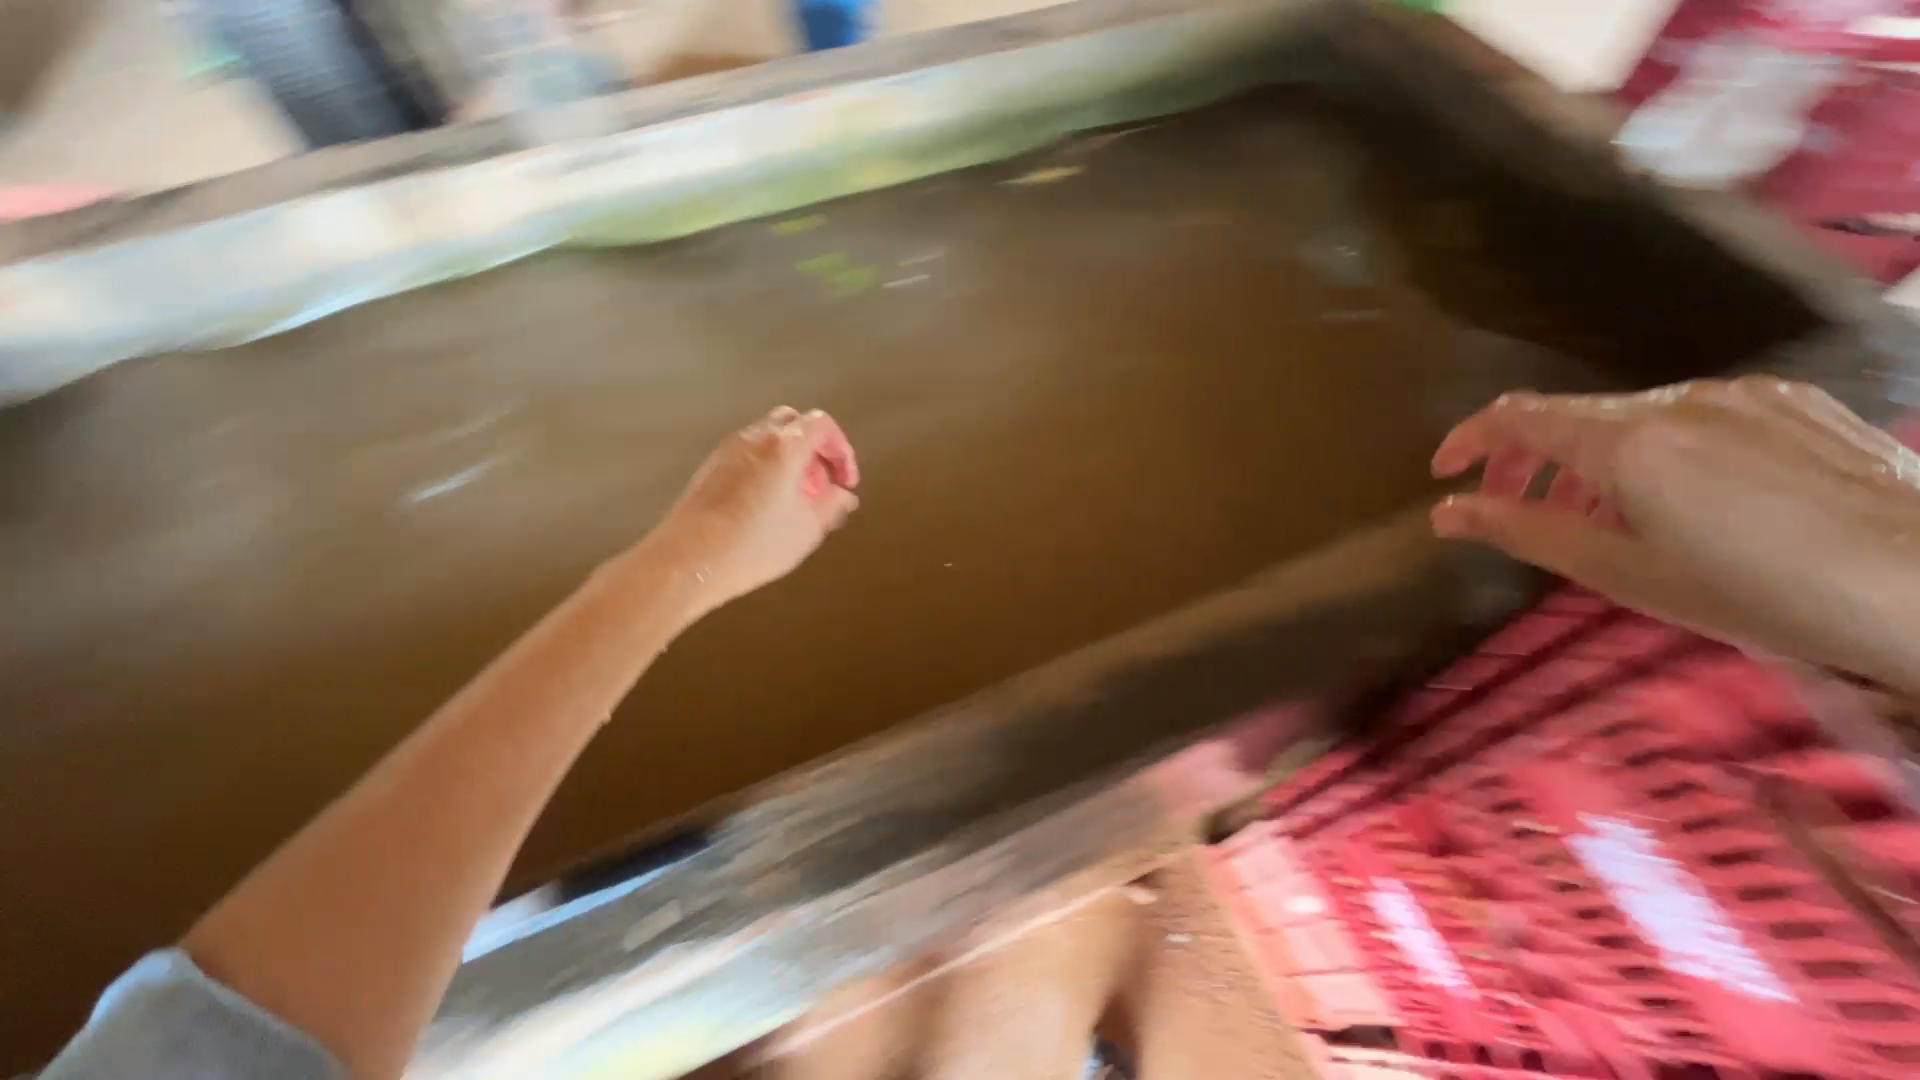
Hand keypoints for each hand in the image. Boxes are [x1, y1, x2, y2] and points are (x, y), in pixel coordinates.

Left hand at [649, 406, 859, 612]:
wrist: (687, 561)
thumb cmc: (754, 545)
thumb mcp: (807, 529)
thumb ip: (832, 505)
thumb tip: (843, 494)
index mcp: (785, 446)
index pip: (823, 425)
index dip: (842, 450)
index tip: (845, 483)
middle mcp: (755, 437)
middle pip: (794, 423)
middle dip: (814, 449)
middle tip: (821, 484)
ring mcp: (727, 450)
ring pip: (768, 437)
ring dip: (789, 459)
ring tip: (794, 499)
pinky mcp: (709, 467)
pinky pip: (748, 454)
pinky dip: (766, 467)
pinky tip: (766, 505)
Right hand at [1431, 377, 1919, 691]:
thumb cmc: (1758, 593)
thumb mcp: (1622, 572)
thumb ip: (1524, 532)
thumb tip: (1444, 513)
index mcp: (1626, 441)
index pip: (1515, 416)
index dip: (1467, 440)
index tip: (1443, 474)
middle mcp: (1676, 400)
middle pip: (1569, 417)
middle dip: (1525, 461)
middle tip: (1515, 511)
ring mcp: (1741, 396)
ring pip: (1630, 418)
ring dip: (1588, 460)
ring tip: (1600, 517)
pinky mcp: (1794, 404)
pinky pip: (1692, 417)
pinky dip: (1652, 451)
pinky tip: (1683, 499)